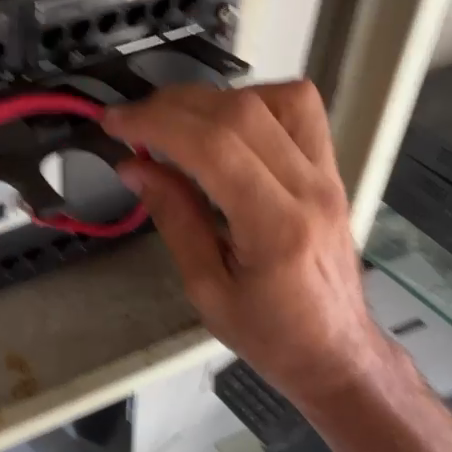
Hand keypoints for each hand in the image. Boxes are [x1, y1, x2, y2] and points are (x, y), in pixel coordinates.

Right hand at [104, 83, 396, 405]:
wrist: (336, 352)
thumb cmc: (270, 335)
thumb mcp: (206, 289)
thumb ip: (175, 219)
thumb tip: (134, 167)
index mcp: (277, 228)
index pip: (215, 147)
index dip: (158, 123)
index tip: (115, 124)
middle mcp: (310, 189)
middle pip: (241, 113)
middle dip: (173, 106)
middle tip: (131, 121)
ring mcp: (328, 175)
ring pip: (276, 99)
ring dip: (215, 99)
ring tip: (177, 122)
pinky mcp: (332, 171)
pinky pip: (299, 110)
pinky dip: (254, 102)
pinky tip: (223, 125)